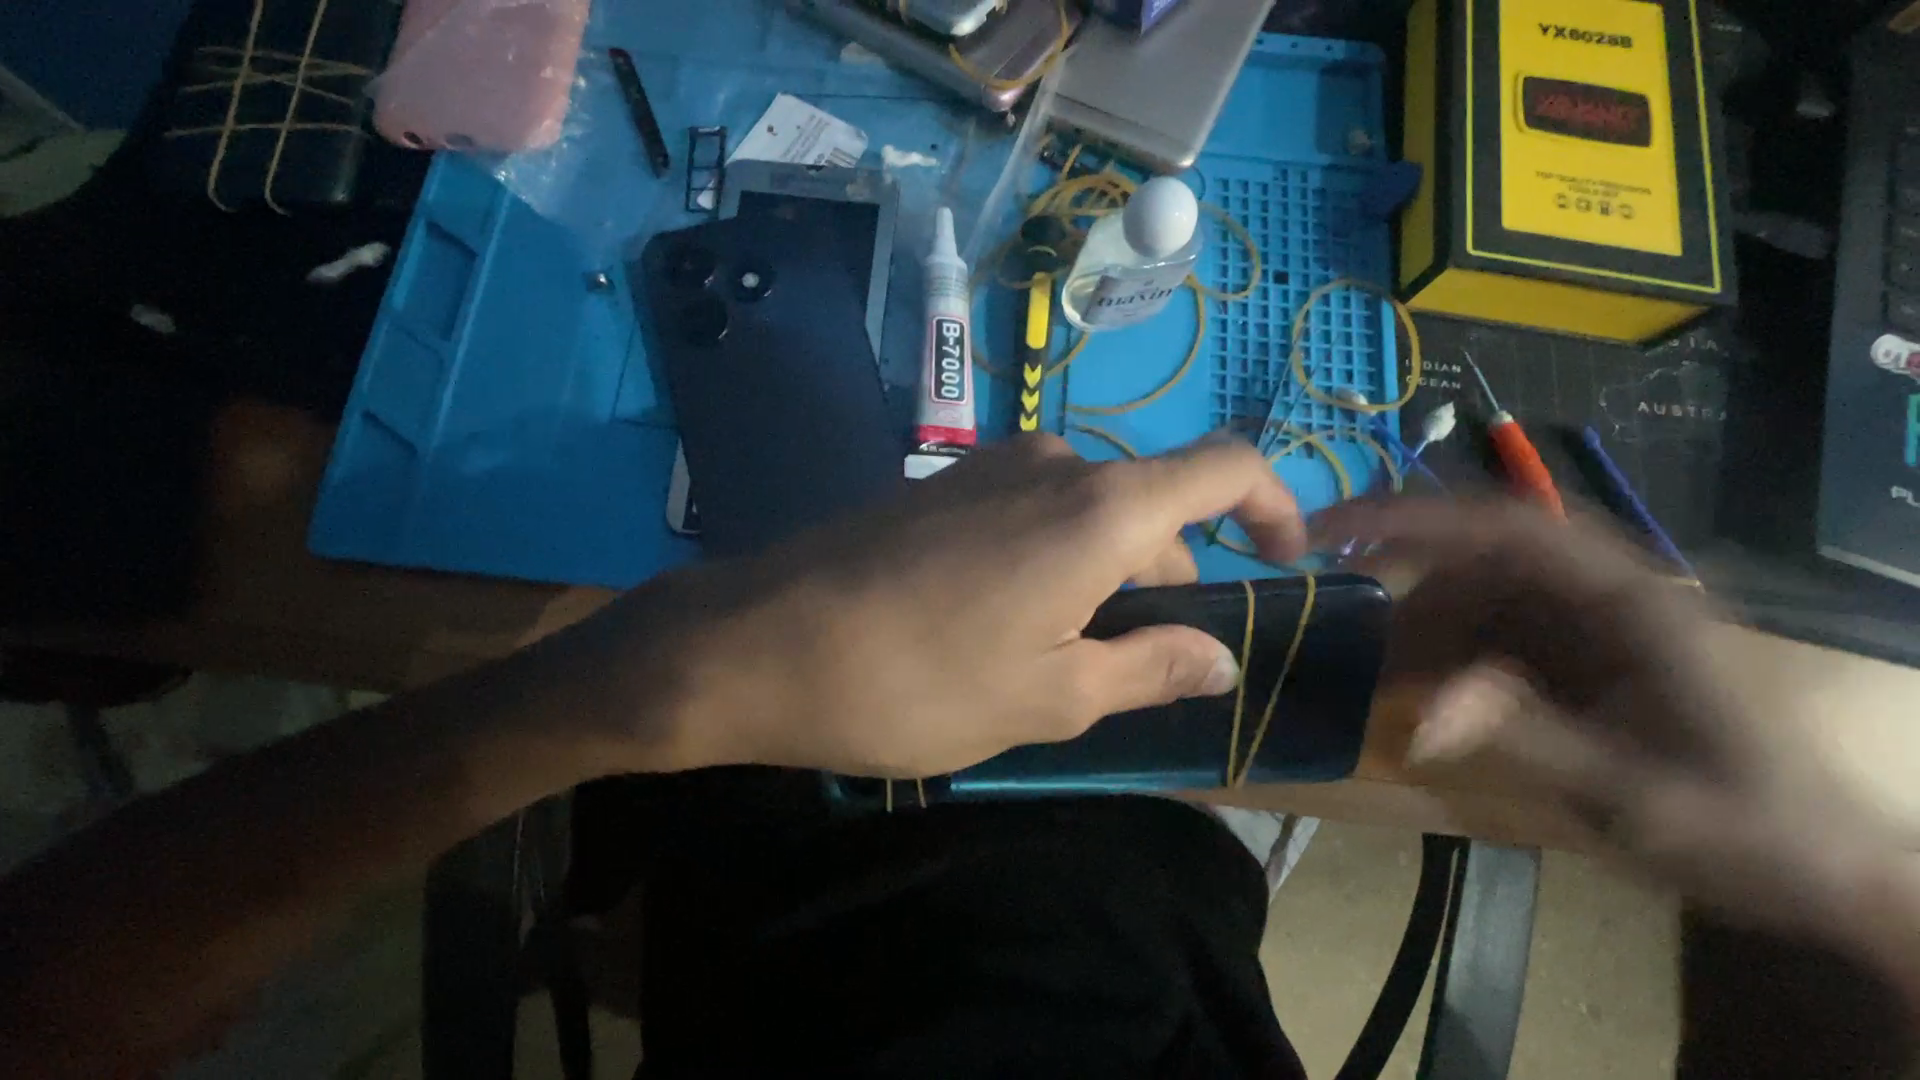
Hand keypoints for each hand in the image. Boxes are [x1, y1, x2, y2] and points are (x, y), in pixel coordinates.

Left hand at [568, 434, 1305, 778]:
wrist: (760, 642)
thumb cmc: (918, 681)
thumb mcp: (1050, 697)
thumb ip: (1149, 669)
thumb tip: (1221, 656)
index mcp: (1099, 508)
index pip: (1224, 466)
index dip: (1275, 506)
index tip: (1283, 565)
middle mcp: (1053, 463)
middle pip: (1151, 507)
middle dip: (1167, 579)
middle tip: (1141, 669)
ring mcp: (988, 468)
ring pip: (1088, 515)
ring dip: (1104, 578)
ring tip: (1064, 661)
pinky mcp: (940, 487)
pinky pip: (1031, 514)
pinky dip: (1052, 562)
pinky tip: (1006, 626)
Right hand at [1316, 498, 1919, 975]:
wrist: (1815, 865)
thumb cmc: (1743, 826)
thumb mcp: (1640, 799)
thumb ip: (1532, 744)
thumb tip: (1422, 715)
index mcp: (1630, 601)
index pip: (1505, 528)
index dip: (1413, 517)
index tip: (1331, 530)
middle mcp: (1600, 594)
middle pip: (1475, 558)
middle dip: (1402, 584)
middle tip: (1338, 614)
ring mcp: (1583, 623)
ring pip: (1470, 595)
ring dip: (1415, 629)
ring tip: (1376, 679)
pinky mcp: (1568, 653)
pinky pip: (1481, 634)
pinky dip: (1436, 657)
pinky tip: (1415, 696)